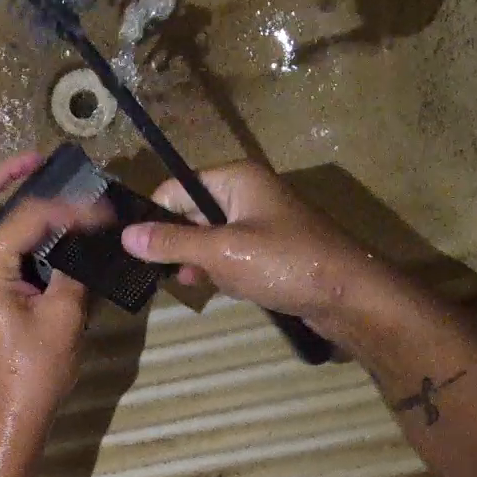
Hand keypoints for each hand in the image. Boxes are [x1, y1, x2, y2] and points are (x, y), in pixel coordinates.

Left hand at [0, 153, 111, 429]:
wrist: (17, 409)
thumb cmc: (38, 366)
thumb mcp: (65, 313)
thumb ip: (74, 266)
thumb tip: (89, 232)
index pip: (26, 217)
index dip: (66, 206)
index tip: (99, 206)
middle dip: (2, 175)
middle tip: (39, 161)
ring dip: (4, 196)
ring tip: (43, 180)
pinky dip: (14, 223)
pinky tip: (48, 222)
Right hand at [120, 162, 401, 337]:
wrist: (349, 296)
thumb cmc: (284, 263)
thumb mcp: (221, 252)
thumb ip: (172, 243)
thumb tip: (127, 236)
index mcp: (235, 179)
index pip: (174, 188)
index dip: (151, 216)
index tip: (131, 248)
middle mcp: (246, 194)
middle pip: (190, 212)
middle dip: (172, 241)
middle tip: (148, 271)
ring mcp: (259, 223)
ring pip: (207, 237)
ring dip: (194, 260)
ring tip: (180, 282)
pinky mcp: (268, 251)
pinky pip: (228, 254)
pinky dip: (216, 270)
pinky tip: (209, 287)